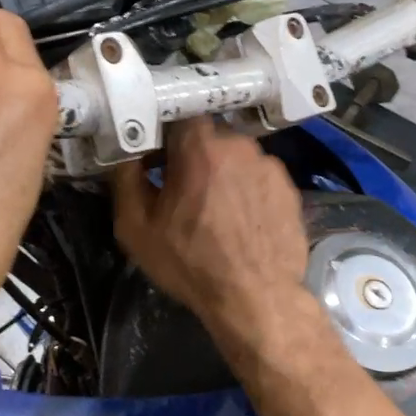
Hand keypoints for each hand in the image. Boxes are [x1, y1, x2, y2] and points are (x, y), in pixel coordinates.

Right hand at [110, 120, 310, 329]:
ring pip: (236, 159)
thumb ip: (125, 179)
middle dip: (193, 158)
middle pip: (209, 138)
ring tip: (215, 212)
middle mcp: (239, 146)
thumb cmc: (191, 264)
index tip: (156, 156)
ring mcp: (270, 166)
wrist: (256, 299)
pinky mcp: (290, 188)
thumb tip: (125, 153)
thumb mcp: (137, 228)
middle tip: (182, 191)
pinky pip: (259, 179)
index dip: (165, 134)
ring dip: (222, 175)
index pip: (179, 116)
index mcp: (200, 148)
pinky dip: (247, 192)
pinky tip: (241, 222)